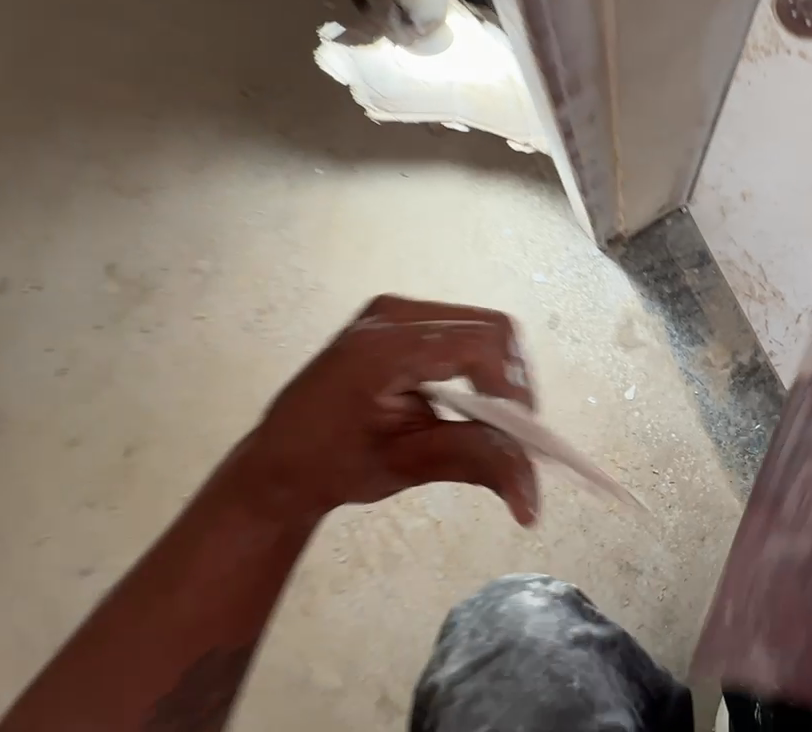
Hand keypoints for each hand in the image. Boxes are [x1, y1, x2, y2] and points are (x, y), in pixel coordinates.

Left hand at [246, 295, 539, 525]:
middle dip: (512, 380)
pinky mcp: (397, 318)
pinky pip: (460, 329)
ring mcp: (393, 310)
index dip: (513, 389)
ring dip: (498, 373)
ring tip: (495, 420)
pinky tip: (468, 401)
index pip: (480, 346)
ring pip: (480, 326)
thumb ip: (476, 463)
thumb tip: (533, 500)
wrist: (278, 462)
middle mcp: (393, 314)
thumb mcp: (408, 465)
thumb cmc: (332, 468)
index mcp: (386, 346)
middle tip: (515, 430)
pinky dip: (478, 365)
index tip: (523, 438)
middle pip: (490, 329)